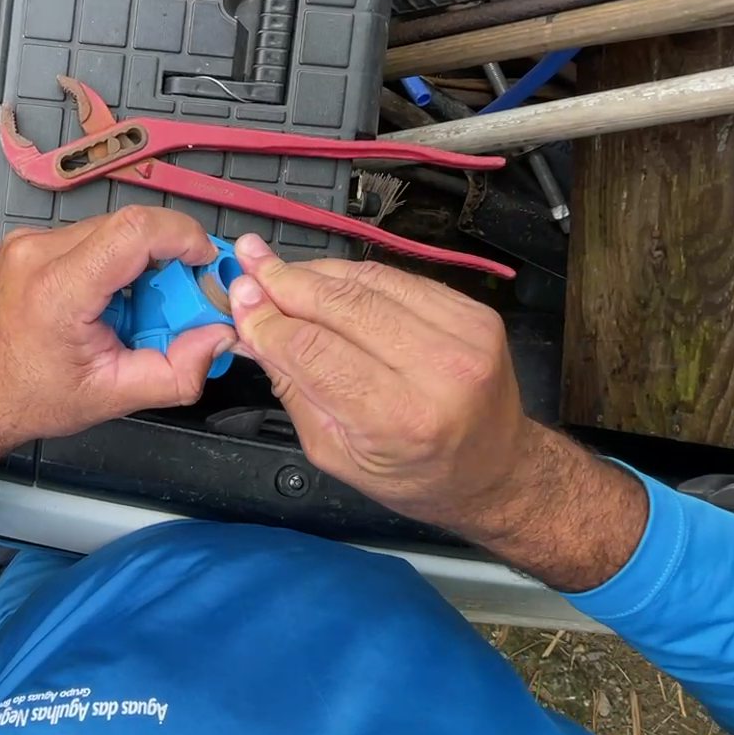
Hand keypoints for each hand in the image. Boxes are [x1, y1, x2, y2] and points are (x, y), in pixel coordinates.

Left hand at [0, 208, 237, 488]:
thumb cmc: (30, 398)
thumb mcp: (113, 396)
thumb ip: (178, 371)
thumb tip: (219, 336)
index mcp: (57, 290)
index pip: (134, 230)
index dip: (182, 236)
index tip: (203, 261)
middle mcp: (36, 254)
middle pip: (128, 227)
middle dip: (166, 257)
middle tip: (177, 299)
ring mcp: (26, 244)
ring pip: (109, 229)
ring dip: (138, 261)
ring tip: (135, 307)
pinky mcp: (26, 244)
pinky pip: (87, 236)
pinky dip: (112, 262)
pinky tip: (109, 300)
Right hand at [226, 233, 644, 590]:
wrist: (497, 471)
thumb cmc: (410, 474)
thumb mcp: (333, 452)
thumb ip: (291, 387)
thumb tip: (250, 330)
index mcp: (399, 419)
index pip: (314, 350)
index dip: (268, 319)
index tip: (236, 297)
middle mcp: (439, 371)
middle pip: (340, 306)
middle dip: (284, 281)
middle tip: (247, 261)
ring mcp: (463, 334)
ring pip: (367, 282)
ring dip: (313, 271)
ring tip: (274, 265)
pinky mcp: (472, 311)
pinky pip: (395, 278)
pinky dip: (351, 274)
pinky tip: (320, 277)